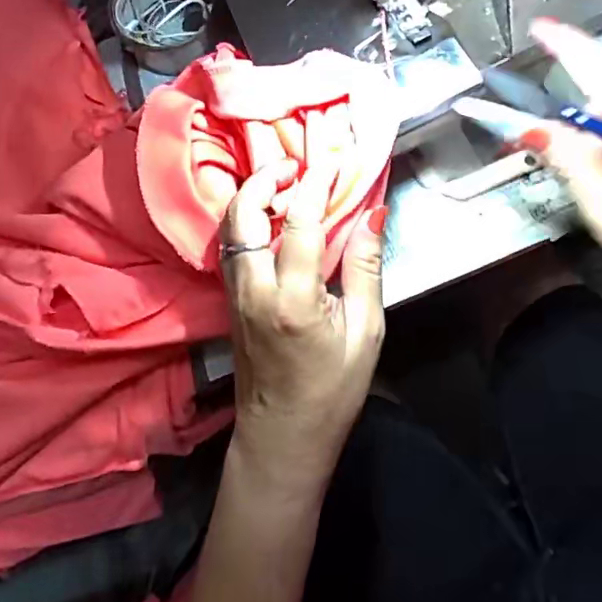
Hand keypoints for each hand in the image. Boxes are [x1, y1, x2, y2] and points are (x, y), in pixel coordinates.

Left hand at [219, 155, 386, 486]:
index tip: (332, 165)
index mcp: (293, 300)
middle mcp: (253, 290)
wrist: (281, 437)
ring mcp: (234, 295)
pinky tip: (270, 217)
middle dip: (265, 179)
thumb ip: (367, 268)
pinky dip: (245, 219)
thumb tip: (373, 215)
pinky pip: (230, 246)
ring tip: (283, 184)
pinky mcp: (229, 301)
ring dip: (251, 196)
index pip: (298, 222)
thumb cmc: (332, 391)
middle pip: (243, 215)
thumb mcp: (366, 333)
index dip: (315, 185)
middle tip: (295, 167)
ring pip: (229, 228)